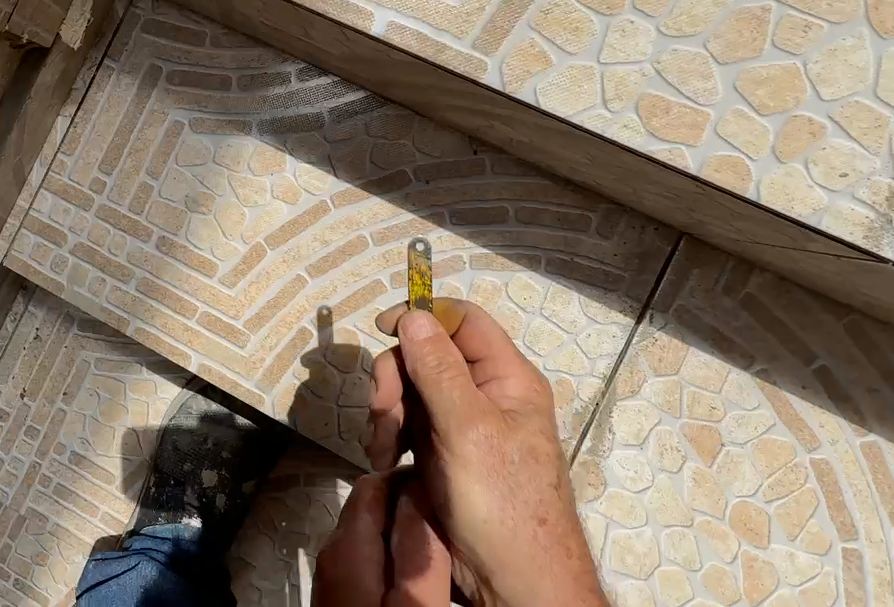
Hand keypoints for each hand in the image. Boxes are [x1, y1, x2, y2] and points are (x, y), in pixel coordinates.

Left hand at [312, 472, 453, 606]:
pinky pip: (366, 558)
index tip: (443, 486)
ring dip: (401, 530)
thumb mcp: (414, 602)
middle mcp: (332, 550)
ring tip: (440, 541)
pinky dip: (392, 554)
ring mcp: (332, 574)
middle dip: (406, 502)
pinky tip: (418, 570)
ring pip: (369, 532)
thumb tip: (420, 489)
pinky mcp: (338, 594)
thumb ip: (418, 547)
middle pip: (369, 505)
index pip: (373, 483)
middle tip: (446, 515)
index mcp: (345, 544)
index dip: (408, 477)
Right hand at [367, 299, 606, 606]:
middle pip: (425, 353)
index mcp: (505, 378)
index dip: (423, 315)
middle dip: (396, 378)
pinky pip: (404, 421)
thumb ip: (438, 370)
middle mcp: (483, 393)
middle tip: (382, 412)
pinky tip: (383, 459)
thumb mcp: (468, 431)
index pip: (462, 320)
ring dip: (386, 411)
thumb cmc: (503, 504)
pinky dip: (387, 434)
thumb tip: (414, 314)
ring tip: (381, 449)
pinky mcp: (439, 450)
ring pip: (409, 387)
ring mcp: (459, 422)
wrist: (512, 586)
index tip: (383, 327)